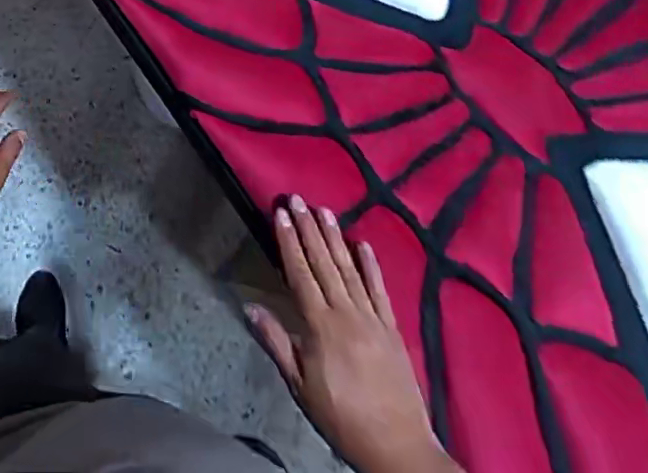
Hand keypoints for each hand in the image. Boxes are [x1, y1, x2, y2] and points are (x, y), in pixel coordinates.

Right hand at [247, 196, 459, 472]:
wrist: (397, 448)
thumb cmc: (340, 417)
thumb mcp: (299, 385)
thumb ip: (276, 342)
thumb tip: (250, 306)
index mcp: (320, 326)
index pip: (300, 273)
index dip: (288, 242)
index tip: (280, 214)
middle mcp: (346, 314)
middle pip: (323, 263)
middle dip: (308, 229)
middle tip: (298, 199)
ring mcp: (372, 319)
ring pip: (349, 270)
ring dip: (335, 238)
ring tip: (324, 211)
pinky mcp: (392, 329)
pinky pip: (380, 291)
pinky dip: (372, 266)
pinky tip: (364, 244)